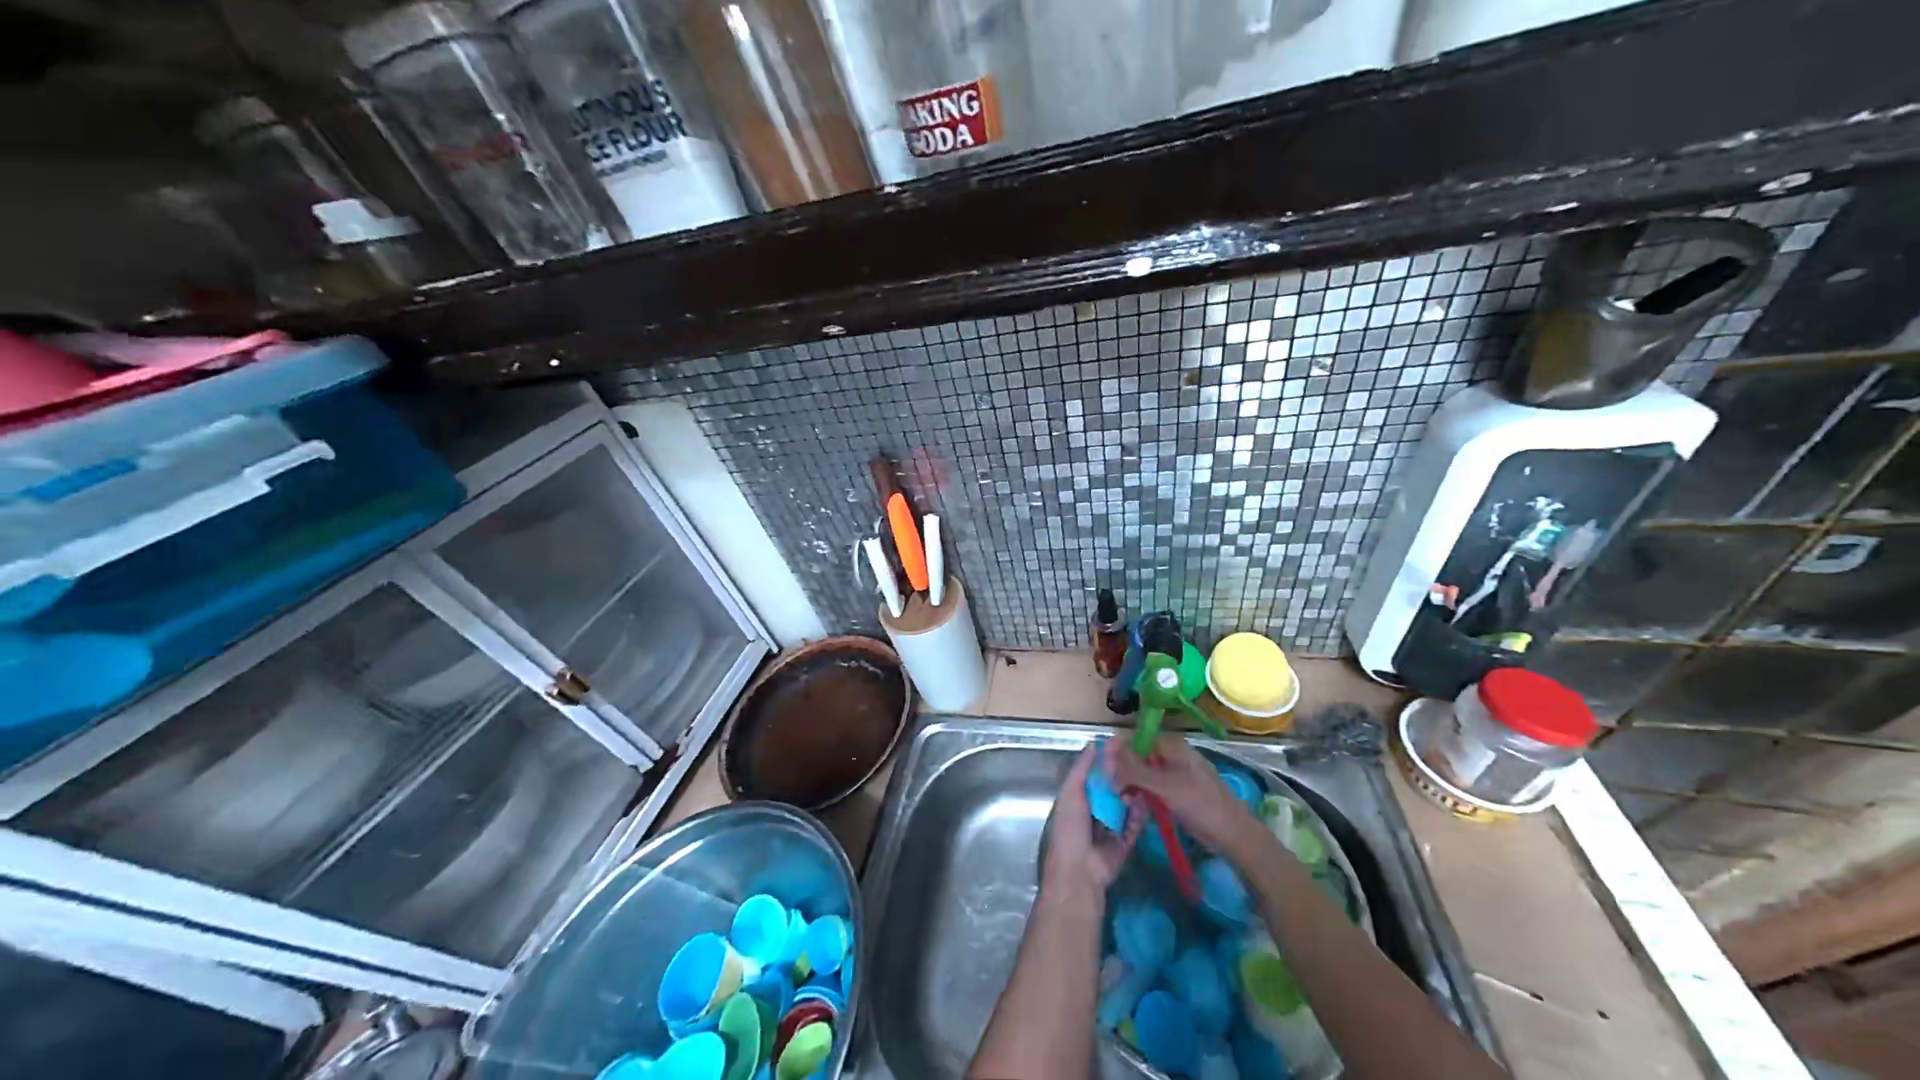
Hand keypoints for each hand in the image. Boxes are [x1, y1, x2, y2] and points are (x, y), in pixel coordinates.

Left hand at [1042, 745, 1140, 897]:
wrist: (1080, 869)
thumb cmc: (1070, 827)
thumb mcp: (1072, 792)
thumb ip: (1082, 768)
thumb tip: (1093, 744)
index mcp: (1078, 799)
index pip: (1095, 776)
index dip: (1108, 762)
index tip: (1123, 747)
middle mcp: (1095, 812)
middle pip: (1113, 789)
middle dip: (1124, 777)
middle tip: (1138, 763)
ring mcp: (1110, 828)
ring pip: (1126, 806)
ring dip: (1133, 795)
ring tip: (1142, 782)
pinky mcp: (1124, 842)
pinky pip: (1134, 825)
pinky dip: (1139, 815)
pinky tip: (1144, 802)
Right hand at [1105, 734, 1264, 859]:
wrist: (1233, 834)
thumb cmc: (1200, 805)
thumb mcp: (1164, 786)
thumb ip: (1134, 769)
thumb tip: (1107, 752)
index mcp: (1171, 744)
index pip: (1134, 740)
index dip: (1117, 754)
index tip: (1106, 773)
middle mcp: (1172, 753)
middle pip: (1137, 756)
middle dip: (1123, 771)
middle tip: (1117, 792)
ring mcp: (1175, 772)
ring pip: (1143, 772)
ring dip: (1132, 785)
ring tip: (1126, 801)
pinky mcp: (1176, 790)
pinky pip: (1152, 785)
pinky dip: (1143, 793)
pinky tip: (1136, 805)